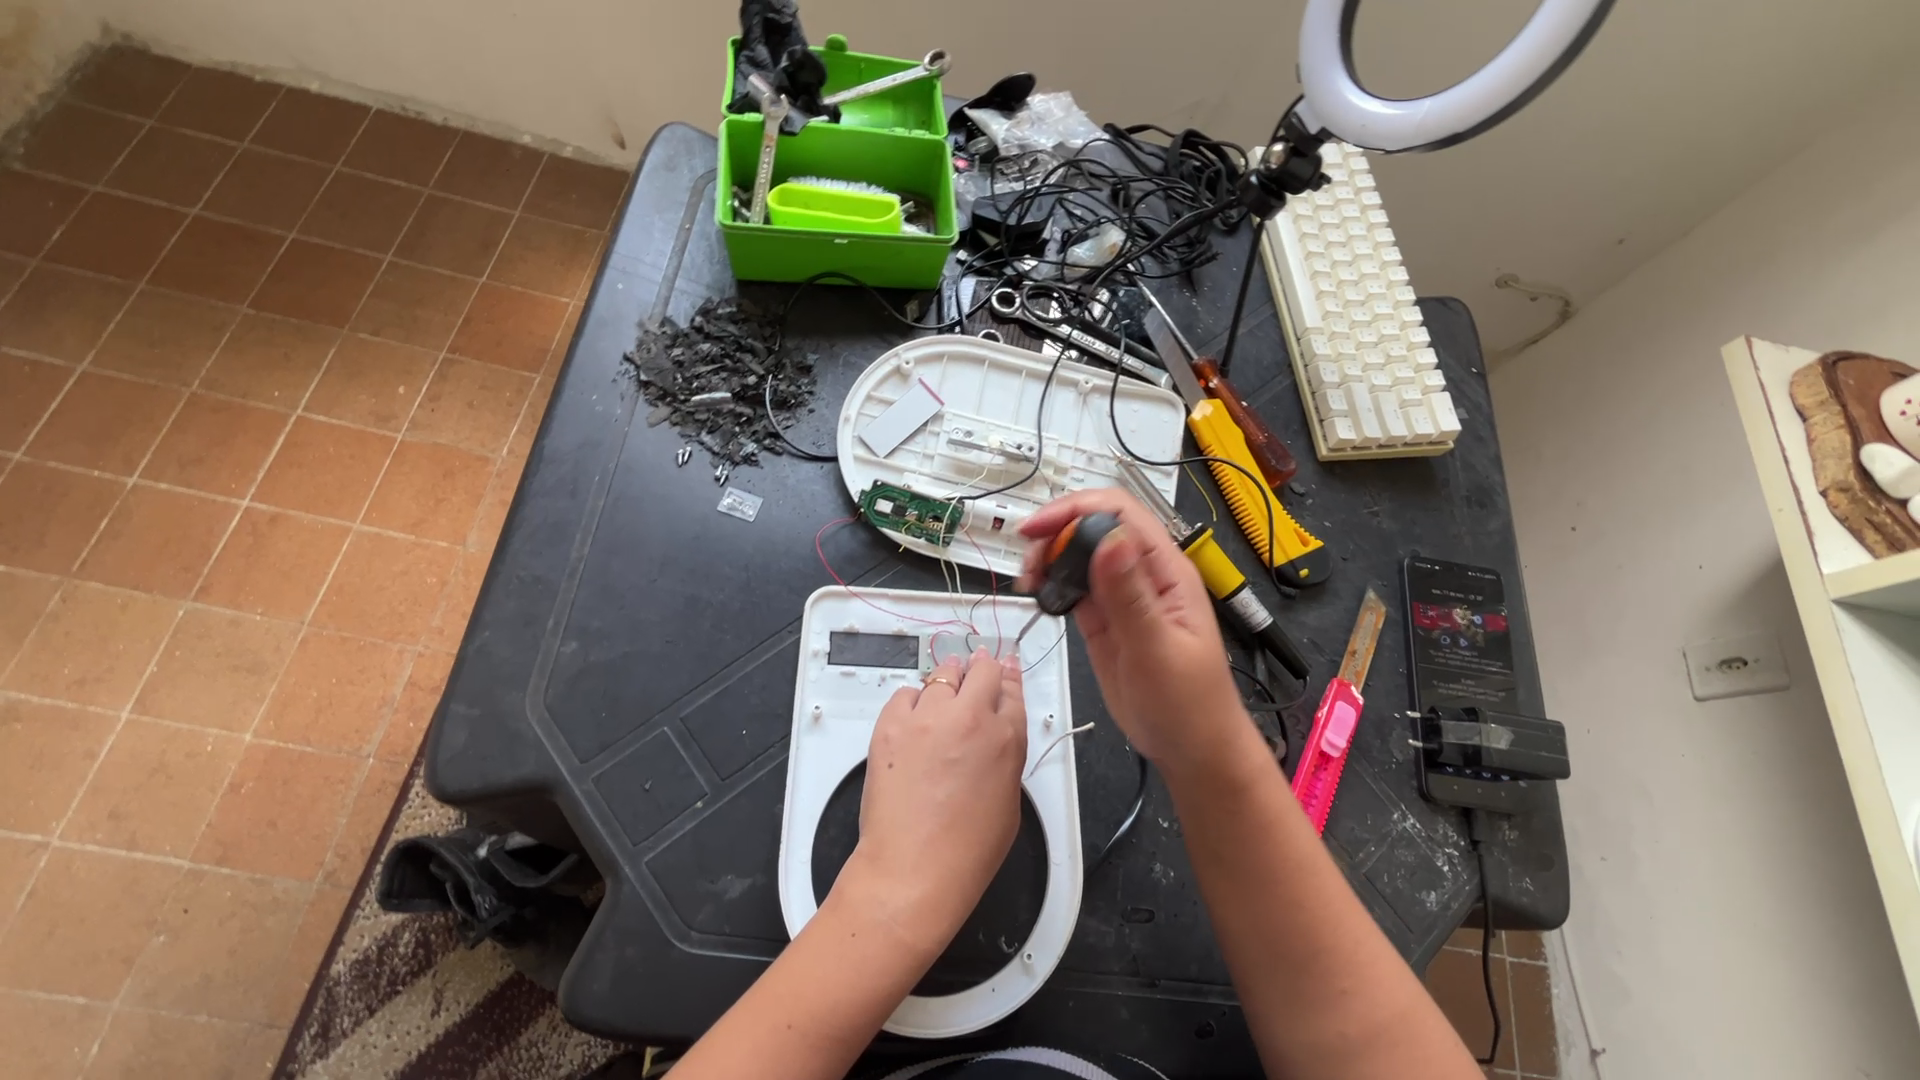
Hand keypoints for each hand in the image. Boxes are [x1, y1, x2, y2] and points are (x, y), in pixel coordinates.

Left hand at [836, 649, 1027, 958]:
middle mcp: (969, 718)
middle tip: (975, 668)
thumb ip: (1005, 755)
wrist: (914, 868)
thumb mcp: (1009, 801)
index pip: (1011, 689)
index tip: (1004, 667)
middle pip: (980, 670)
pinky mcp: (891, 724)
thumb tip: (994, 737)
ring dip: (947, 681)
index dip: (1008, 677)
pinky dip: (912, 701)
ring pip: (941, 675)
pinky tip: (914, 718)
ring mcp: (927, 717)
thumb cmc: (966, 850)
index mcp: (1006, 738)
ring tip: (944, 691)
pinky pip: (905, 694)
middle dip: (980, 669)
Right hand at [1018, 489, 1250, 773]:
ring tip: (1028, 581)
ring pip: (1079, 555)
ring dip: (1049, 557)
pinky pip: (1073, 587)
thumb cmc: (1189, 704)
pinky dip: (1051, 584)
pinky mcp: (1103, 619)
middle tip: (1028, 564)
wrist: (1190, 749)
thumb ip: (1130, 595)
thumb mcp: (1158, 649)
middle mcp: (1142, 575)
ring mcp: (1120, 596)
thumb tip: (1110, 538)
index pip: (1120, 515)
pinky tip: (1038, 596)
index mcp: (1166, 571)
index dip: (1076, 511)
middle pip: (1093, 528)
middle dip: (1055, 533)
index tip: (1037, 529)